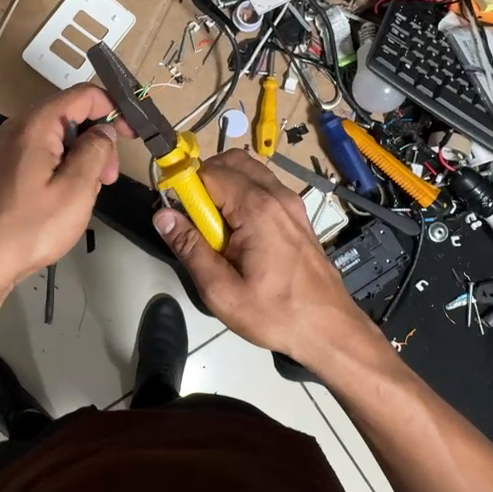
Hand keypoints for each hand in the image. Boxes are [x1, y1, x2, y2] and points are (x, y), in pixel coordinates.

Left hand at [0, 84, 127, 290]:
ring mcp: (11, 149)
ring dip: (85, 159)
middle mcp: (20, 128)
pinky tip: (70, 198)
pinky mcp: (9, 170)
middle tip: (110, 178)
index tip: (134, 134)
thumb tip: (104, 131)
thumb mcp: (76, 189)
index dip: (114, 108)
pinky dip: (66, 170)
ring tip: (89, 195)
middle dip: (99, 140)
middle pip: (72, 115)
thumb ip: (96, 151)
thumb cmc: (31, 227)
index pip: (83, 94)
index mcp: (36, 124)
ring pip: (61, 138)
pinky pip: (47, 156)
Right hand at [152, 150, 393, 372]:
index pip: (210, 172)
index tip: (178, 214)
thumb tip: (162, 216)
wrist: (330, 329)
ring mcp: (291, 204)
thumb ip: (190, 248)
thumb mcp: (221, 290)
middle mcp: (277, 196)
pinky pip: (263, 189)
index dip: (186, 187)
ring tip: (215, 230)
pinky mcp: (296, 216)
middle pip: (231, 161)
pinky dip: (243, 198)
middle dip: (203, 181)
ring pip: (248, 172)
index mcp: (257, 209)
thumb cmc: (276, 314)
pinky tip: (238, 236)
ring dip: (224, 188)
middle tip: (194, 219)